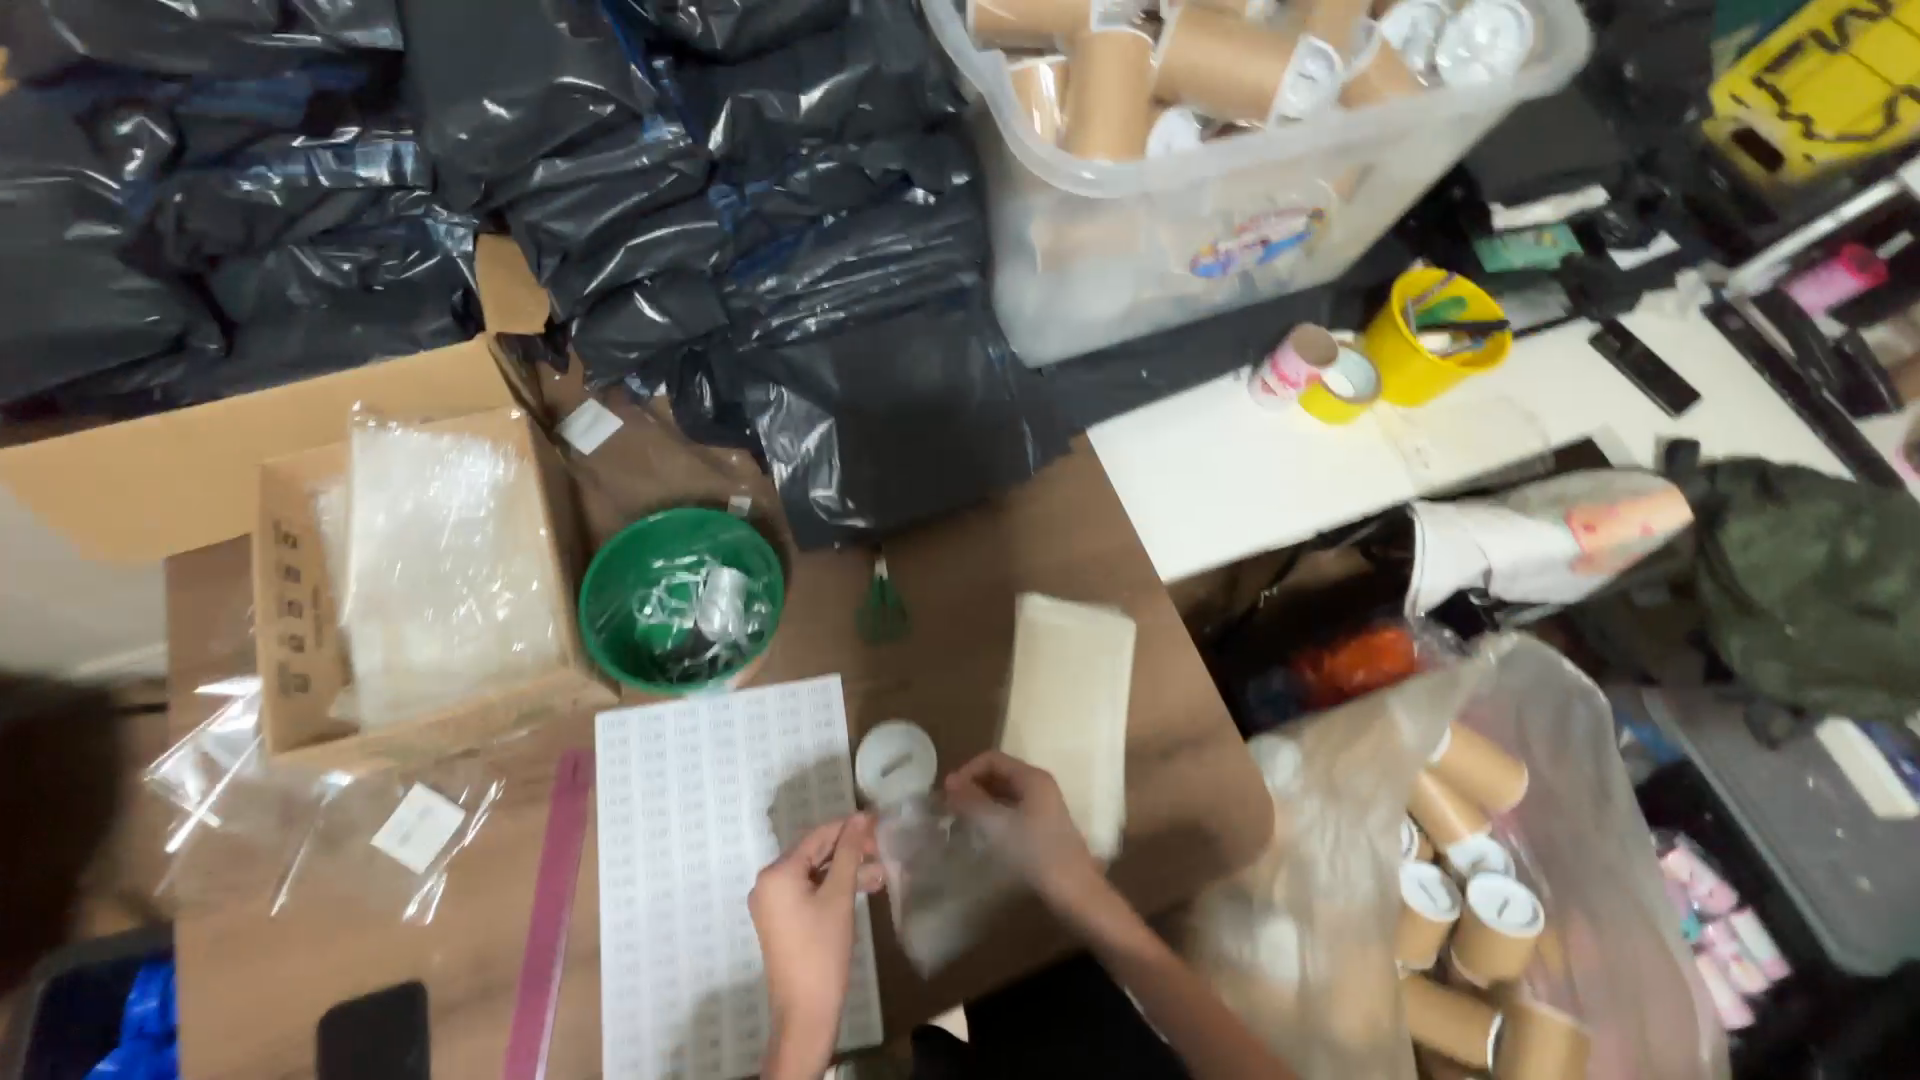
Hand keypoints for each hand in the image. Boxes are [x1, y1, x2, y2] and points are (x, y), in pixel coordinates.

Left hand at [750, 813, 882, 1079]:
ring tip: (881, 872)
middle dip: (849, 850)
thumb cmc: (823, 949)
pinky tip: (863, 888)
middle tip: (882, 847)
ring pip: (815, 874)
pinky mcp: (781, 920)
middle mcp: (768, 883)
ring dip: (846, 871)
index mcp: (777, 873)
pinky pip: (809, 891)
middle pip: (814, 854)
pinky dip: (833, 888)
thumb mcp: (839, 896)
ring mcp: (772, 903)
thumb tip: (861, 818)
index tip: (878, 820)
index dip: (848, 827)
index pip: (817, 836)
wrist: (805, 1010)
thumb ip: (849, 853)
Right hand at [943, 751, 1102, 911]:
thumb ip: (972, 800)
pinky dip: (993, 814)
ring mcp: (1043, 806)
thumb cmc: (1035, 853)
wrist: (1074, 892)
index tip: (948, 794)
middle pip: (999, 773)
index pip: (992, 759)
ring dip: (981, 801)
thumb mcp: (998, 825)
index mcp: (1032, 777)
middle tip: (949, 807)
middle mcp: (1039, 785)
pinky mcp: (1042, 826)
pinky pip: (1012, 810)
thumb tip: (949, 780)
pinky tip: (980, 831)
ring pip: (1005, 793)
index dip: (967, 771)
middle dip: (973, 786)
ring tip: (960, 819)